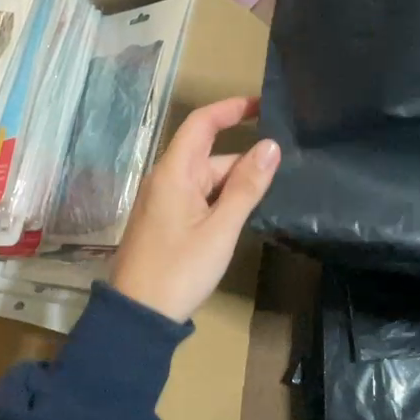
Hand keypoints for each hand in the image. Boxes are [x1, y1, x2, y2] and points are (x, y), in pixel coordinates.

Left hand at [110, 97, 279, 323]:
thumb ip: (246, 186)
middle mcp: (166, 179)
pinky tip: (242, 213)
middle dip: (243, 159)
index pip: (202, 123)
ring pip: (206, 178)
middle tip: (282, 169)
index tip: (261, 104)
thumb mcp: (220, 229)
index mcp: (174, 172)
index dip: (230, 108)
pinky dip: (221, 198)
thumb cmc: (179, 270)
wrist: (137, 316)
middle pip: (209, 154)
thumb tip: (271, 146)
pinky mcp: (165, 220)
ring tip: (270, 193)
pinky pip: (198, 196)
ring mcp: (163, 200)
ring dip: (234, 183)